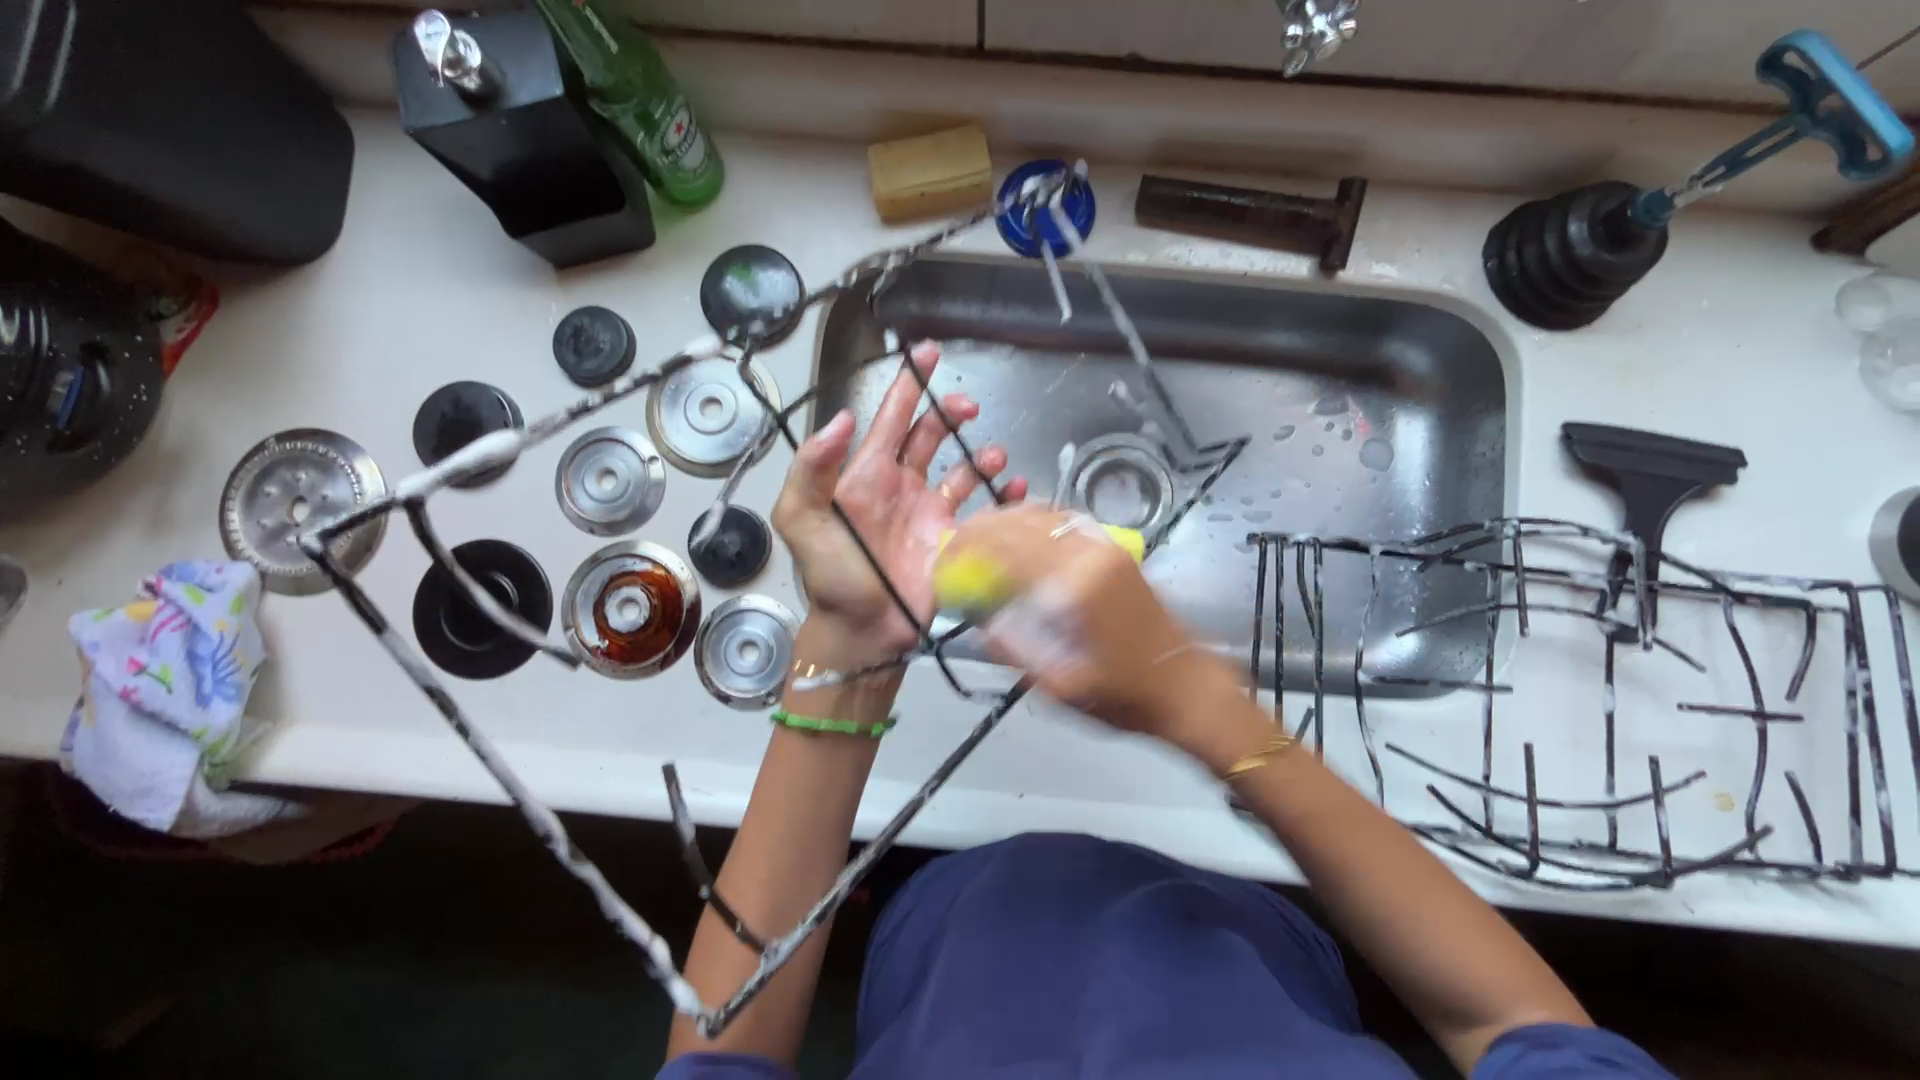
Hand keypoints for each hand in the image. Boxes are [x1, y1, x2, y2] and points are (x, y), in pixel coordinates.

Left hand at [773, 342, 1027, 665]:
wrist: (864, 632)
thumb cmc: (832, 578)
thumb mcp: (802, 521)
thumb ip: (811, 470)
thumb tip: (840, 420)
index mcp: (865, 476)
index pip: (889, 420)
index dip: (907, 386)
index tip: (926, 354)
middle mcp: (900, 487)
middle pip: (929, 436)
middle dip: (948, 413)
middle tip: (966, 407)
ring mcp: (929, 513)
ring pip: (961, 468)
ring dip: (979, 455)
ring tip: (992, 456)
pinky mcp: (953, 539)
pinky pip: (983, 509)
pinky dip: (1003, 496)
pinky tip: (1014, 489)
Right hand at [938, 504, 1247, 752]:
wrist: (1188, 689)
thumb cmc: (1124, 698)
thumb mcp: (1059, 685)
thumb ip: (1014, 647)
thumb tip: (977, 617)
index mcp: (1074, 587)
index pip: (1006, 550)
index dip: (968, 550)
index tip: (943, 560)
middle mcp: (1090, 555)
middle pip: (1022, 523)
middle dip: (981, 530)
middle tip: (954, 546)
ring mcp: (1106, 548)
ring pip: (1044, 514)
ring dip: (1006, 521)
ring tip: (977, 538)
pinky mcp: (1115, 551)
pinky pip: (1066, 522)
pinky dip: (1035, 522)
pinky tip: (1018, 536)